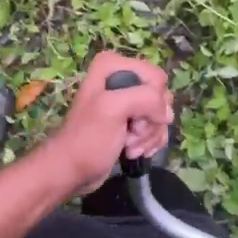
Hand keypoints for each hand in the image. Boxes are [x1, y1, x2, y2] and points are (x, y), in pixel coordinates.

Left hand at [41, 51, 173, 194]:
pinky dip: (150, 142)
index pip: (157, 78)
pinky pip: (157, 127)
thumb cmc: (88, 139)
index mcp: (113, 65)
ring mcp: (127, 101)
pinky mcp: (131, 121)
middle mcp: (121, 78)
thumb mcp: (113, 108)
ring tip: (128, 146)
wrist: (72, 171)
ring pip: (161, 114)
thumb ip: (146, 98)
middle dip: (150, 121)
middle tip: (130, 133)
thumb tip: (165, 114)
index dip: (152, 102)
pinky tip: (133, 152)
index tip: (133, 120)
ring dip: (149, 135)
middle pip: (161, 96)